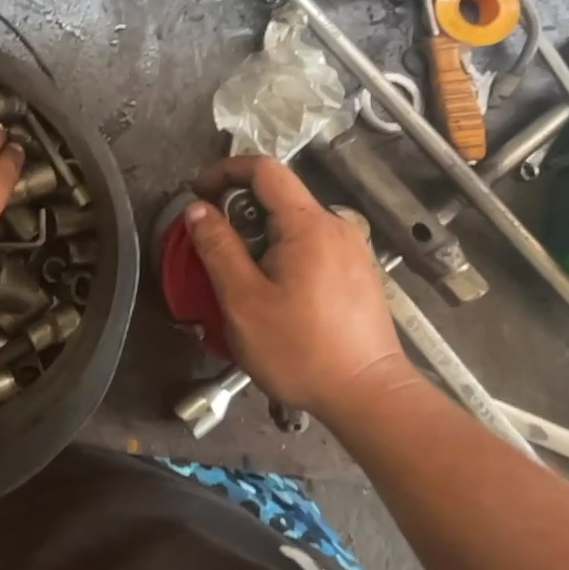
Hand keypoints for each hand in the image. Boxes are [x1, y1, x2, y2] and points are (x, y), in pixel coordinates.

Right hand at [184, 156, 415, 420]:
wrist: (371, 399)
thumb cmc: (302, 350)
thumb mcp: (243, 300)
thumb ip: (217, 247)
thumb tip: (197, 208)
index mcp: (309, 225)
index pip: (264, 169)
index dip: (224, 171)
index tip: (198, 193)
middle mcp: (336, 227)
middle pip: (279, 196)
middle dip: (238, 210)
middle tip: (211, 245)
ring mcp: (352, 250)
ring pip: (293, 223)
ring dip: (258, 235)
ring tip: (238, 275)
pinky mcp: (358, 274)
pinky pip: (311, 245)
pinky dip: (282, 251)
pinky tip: (272, 291)